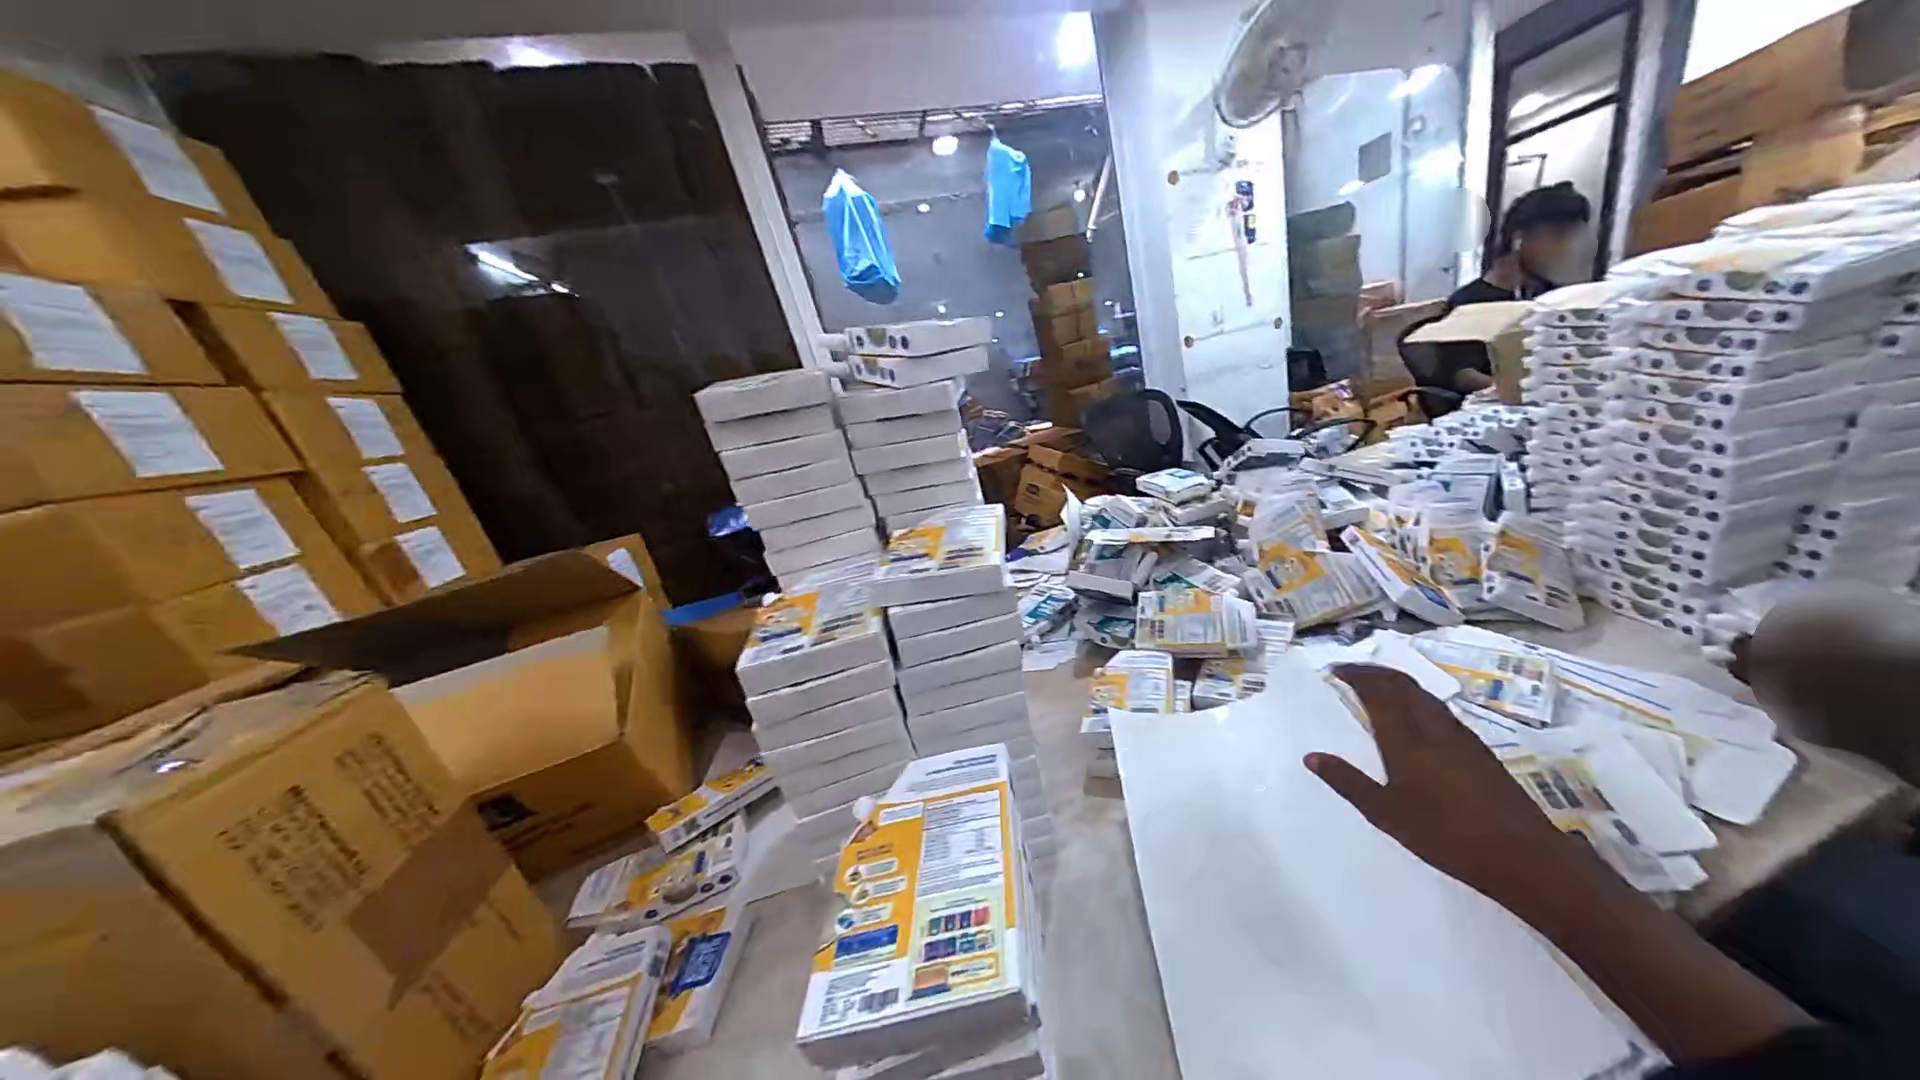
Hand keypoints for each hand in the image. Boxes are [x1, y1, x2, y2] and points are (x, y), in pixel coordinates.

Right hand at [1307, 663, 1586, 910]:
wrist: (1525, 859)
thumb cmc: (1446, 836)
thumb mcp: (1386, 814)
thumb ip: (1348, 782)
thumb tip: (1312, 757)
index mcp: (1407, 741)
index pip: (1378, 692)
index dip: (1356, 676)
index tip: (1335, 671)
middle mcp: (1434, 730)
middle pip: (1404, 685)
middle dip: (1376, 672)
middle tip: (1353, 672)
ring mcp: (1462, 740)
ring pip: (1426, 697)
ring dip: (1399, 685)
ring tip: (1380, 689)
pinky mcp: (1481, 753)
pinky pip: (1442, 713)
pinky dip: (1420, 702)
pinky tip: (1418, 721)